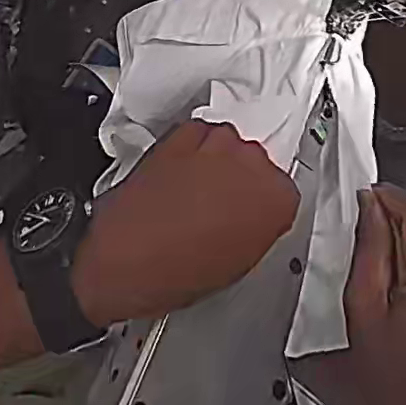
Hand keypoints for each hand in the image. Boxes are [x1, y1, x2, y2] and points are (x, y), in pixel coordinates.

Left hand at [72, 120, 298, 325]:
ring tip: (194, 192)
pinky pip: (199, 135)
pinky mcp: (185, 132)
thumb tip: (253, 217)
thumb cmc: (174, 272)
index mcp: (275, 200)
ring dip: (217, 162)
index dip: (263, 204)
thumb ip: (257, 228)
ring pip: (229, 144)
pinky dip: (192, 150)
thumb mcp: (236, 264)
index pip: (284, 191)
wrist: (121, 258)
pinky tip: (179, 176)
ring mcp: (217, 143)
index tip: (250, 212)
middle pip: (258, 161)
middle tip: (220, 206)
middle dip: (241, 179)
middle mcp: (252, 163)